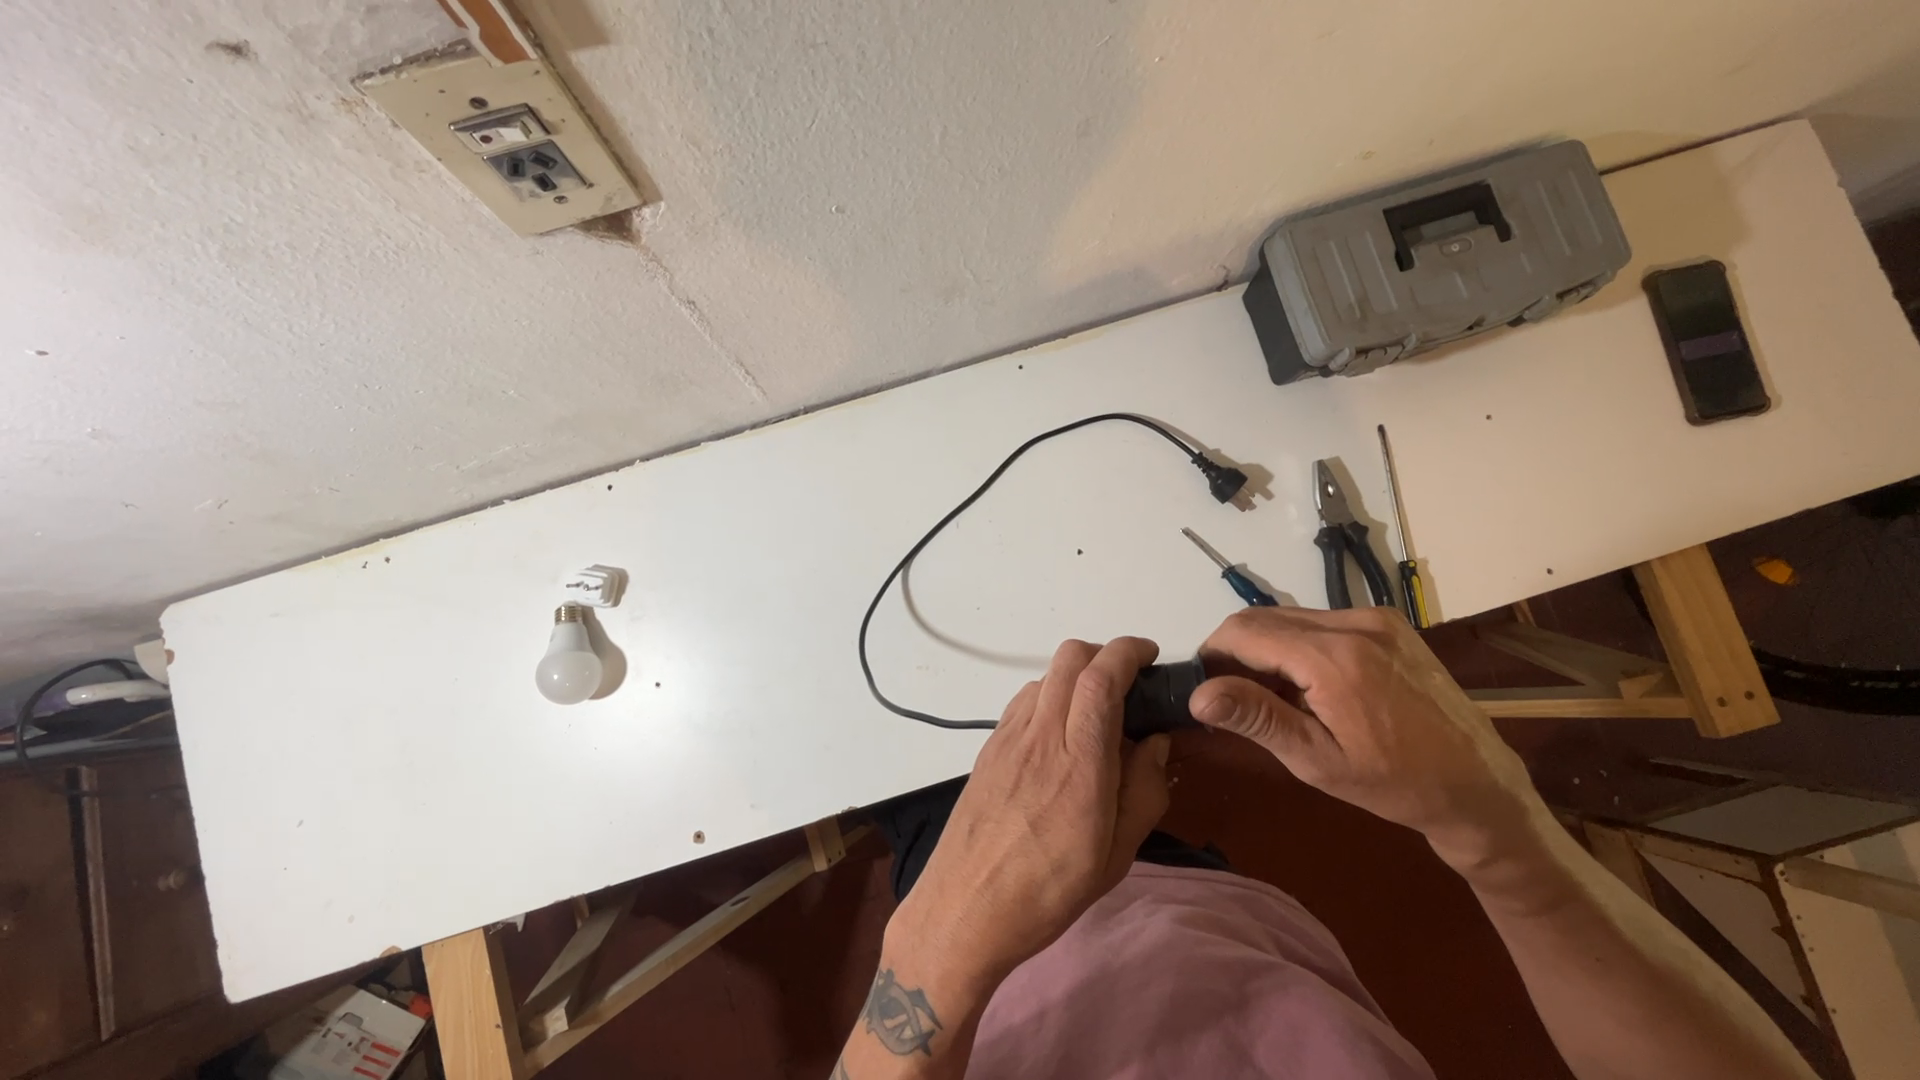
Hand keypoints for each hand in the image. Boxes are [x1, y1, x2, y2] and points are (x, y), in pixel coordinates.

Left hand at [887, 637, 1172, 990]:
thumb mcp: (1118, 853)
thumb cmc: (1049, 890)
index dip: (1129, 652)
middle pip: (1069, 656)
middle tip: (1130, 685)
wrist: (964, 910)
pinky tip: (1060, 740)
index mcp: (1080, 759)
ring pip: (1045, 676)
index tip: (1151, 657)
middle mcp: (1041, 734)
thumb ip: (1144, 788)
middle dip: (1105, 654)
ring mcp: (1008, 737)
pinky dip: (1050, 698)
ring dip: (1075, 676)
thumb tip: (1154, 741)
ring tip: (1096, 718)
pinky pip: (1024, 702)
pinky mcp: (988, 748)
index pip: (1101, 674)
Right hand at [1190, 607, 1545, 872]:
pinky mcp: (1389, 624)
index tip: (1204, 686)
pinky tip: (1309, 683)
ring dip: (1267, 646)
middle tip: (1233, 696)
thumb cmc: (1393, 783)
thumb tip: (1197, 693)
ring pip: (1290, 616)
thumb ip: (1256, 717)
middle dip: (1236, 650)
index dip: (1212, 653)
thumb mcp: (1316, 760)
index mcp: (1332, 658)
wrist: (1479, 785)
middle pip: (1263, 618)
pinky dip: (1300, 644)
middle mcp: (1352, 623)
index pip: (1243, 631)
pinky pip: (1323, 621)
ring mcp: (1375, 619)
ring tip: (1273, 695)